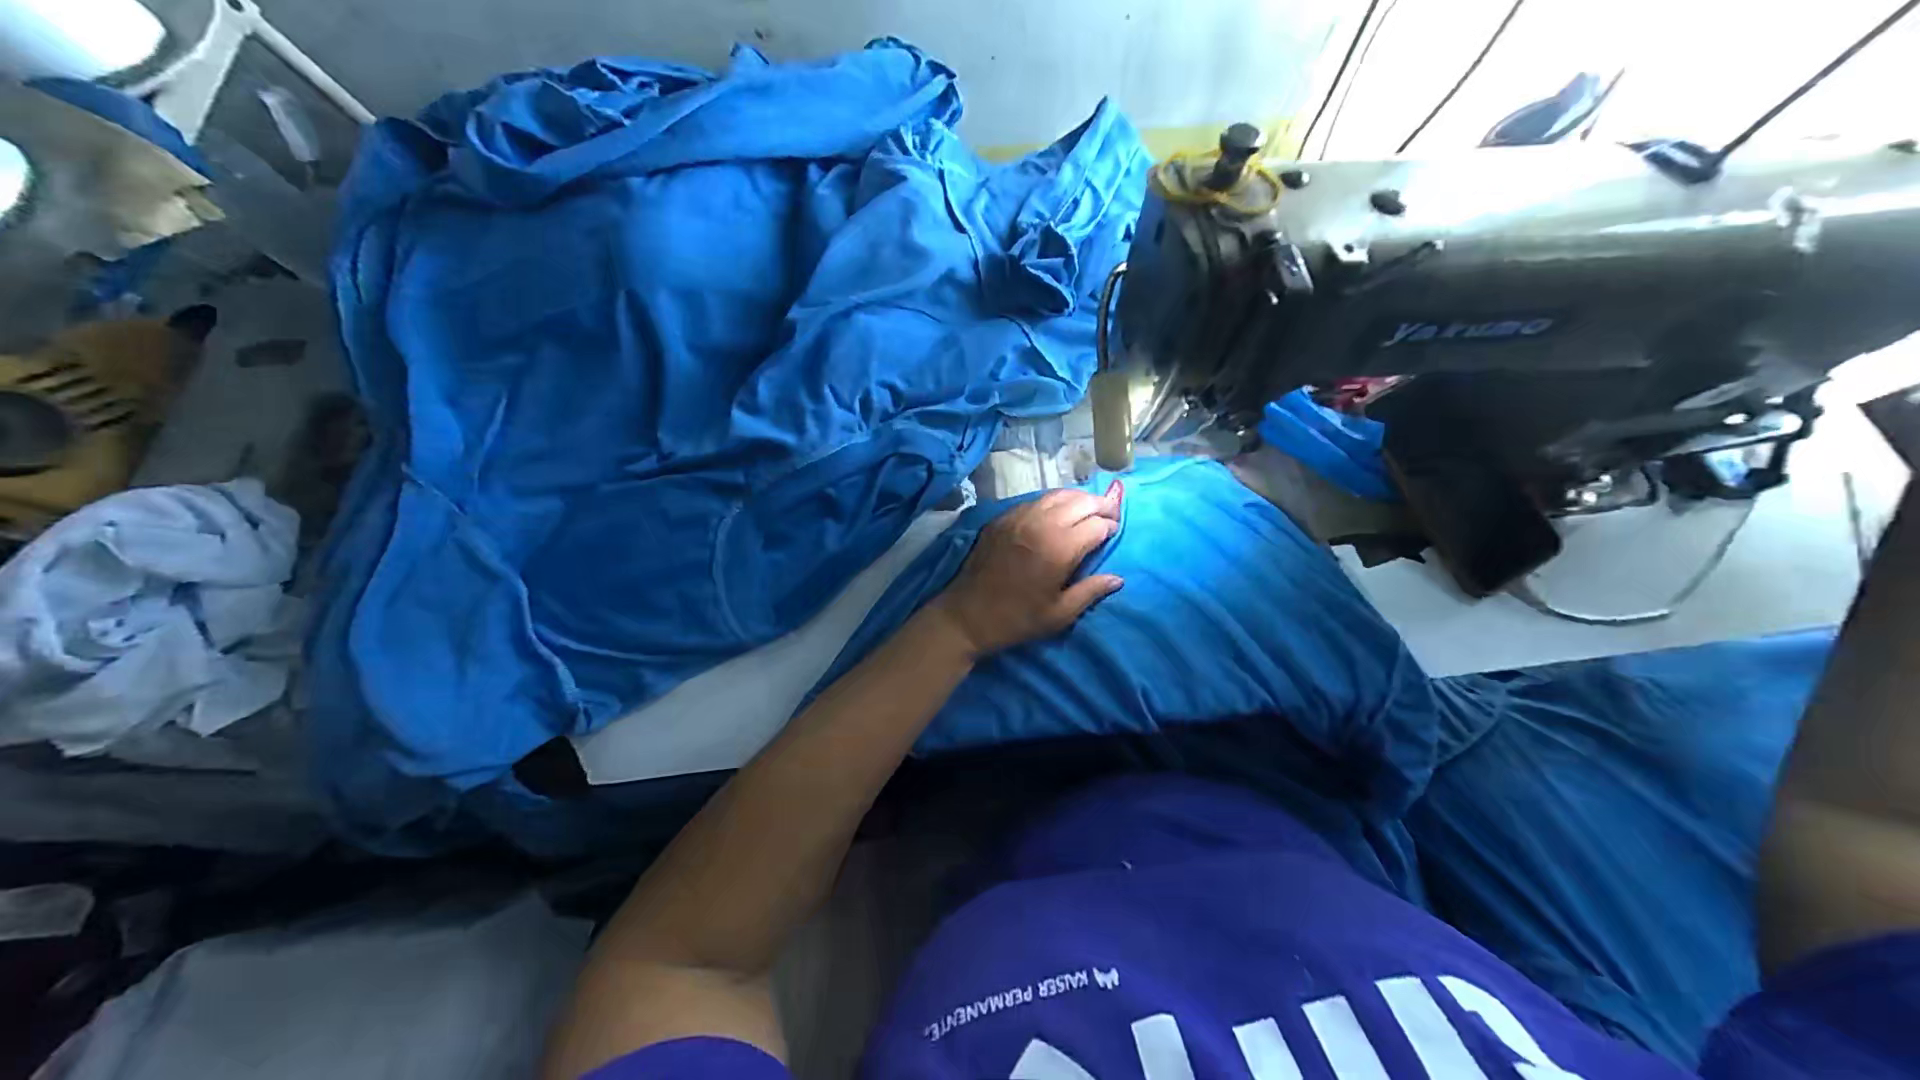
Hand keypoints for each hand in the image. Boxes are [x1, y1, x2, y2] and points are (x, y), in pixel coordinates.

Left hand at [929, 482, 1123, 657]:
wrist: (967, 615)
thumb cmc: (1017, 619)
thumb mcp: (1059, 614)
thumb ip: (1091, 592)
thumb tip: (1117, 578)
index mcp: (1059, 548)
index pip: (1097, 524)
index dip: (1110, 526)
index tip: (1113, 533)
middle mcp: (1041, 524)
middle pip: (1080, 502)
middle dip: (1100, 505)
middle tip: (1109, 513)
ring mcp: (1019, 517)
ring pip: (1057, 495)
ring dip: (1077, 499)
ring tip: (1088, 508)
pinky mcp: (1002, 518)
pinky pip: (1034, 501)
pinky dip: (1052, 502)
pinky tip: (1057, 512)